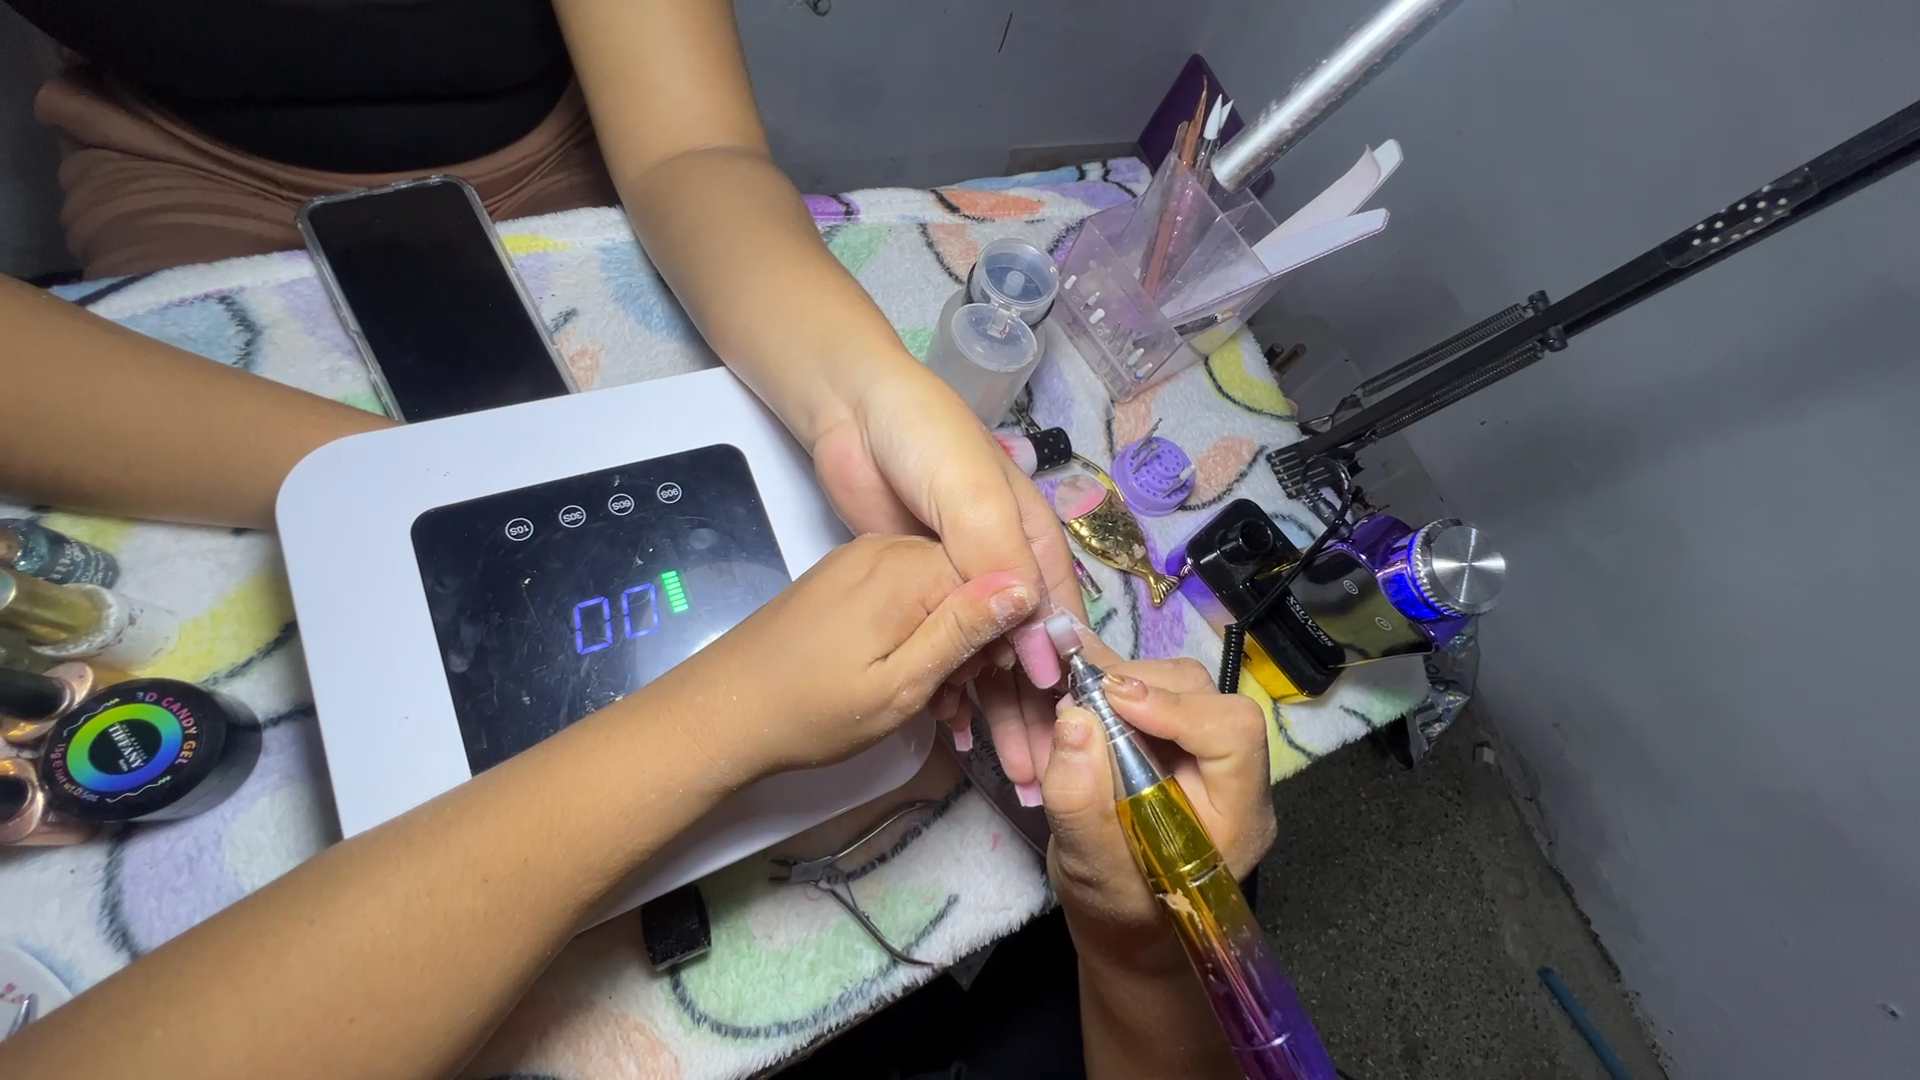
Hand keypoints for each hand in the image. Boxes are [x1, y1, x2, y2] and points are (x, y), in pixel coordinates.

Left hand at [648, 534, 1036, 778]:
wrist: (723, 710)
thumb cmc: (813, 709)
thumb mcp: (900, 683)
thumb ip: (962, 629)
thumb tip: (1024, 589)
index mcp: (909, 567)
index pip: (995, 579)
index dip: (1005, 632)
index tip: (993, 683)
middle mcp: (890, 549)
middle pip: (968, 584)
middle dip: (978, 641)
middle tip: (958, 698)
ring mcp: (865, 560)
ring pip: (939, 593)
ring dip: (949, 644)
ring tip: (934, 700)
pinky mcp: (847, 577)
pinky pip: (906, 597)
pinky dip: (918, 634)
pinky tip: (908, 678)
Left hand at [811, 361, 1085, 790]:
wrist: (844, 411)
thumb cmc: (919, 446)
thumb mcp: (970, 505)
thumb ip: (1001, 571)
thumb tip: (1045, 642)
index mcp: (1022, 540)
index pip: (1052, 617)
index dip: (1057, 675)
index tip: (1062, 733)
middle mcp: (992, 561)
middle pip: (1018, 646)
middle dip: (1029, 705)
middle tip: (1036, 770)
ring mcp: (948, 575)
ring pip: (977, 650)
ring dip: (991, 702)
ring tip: (1003, 764)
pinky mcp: (908, 584)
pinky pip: (936, 641)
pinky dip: (946, 678)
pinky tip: (952, 721)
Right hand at [1042, 626, 1276, 973]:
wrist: (1127, 924)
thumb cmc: (1118, 910)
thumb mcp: (1090, 868)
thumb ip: (1081, 803)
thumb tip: (1074, 719)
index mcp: (1237, 813)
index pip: (1233, 732)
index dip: (1174, 705)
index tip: (1110, 700)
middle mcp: (1233, 772)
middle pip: (1204, 695)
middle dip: (1138, 685)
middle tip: (1078, 698)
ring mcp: (1206, 750)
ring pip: (1179, 683)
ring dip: (1124, 682)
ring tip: (1077, 703)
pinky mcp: (1178, 736)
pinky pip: (1155, 690)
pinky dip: (1115, 687)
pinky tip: (1084, 702)